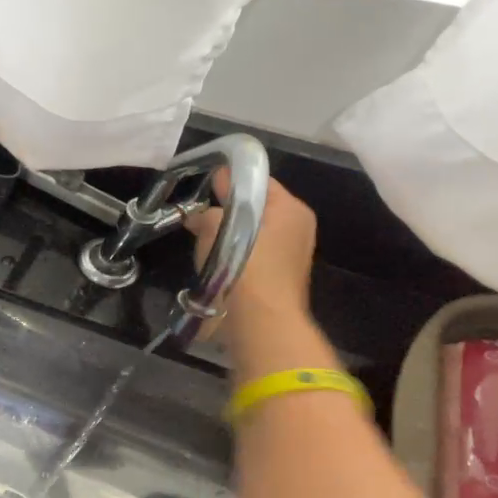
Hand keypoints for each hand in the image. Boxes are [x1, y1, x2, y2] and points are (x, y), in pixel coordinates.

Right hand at [185, 169, 316, 328]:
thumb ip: (209, 212)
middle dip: (228, 208)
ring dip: (230, 231)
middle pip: (258, 207)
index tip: (203, 182)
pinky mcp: (281, 274)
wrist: (260, 319)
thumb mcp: (215, 227)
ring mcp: (293, 252)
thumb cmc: (243, 265)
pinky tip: (215, 258)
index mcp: (291, 208)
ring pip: (255, 230)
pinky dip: (235, 250)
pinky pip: (255, 251)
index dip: (230, 178)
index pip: (260, 180)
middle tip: (198, 213)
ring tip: (202, 237)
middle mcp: (299, 226)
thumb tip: (204, 212)